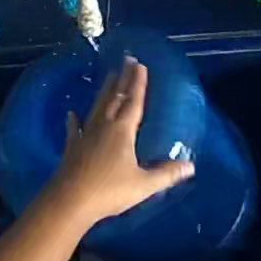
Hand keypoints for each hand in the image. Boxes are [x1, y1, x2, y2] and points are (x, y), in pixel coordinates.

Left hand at [43, 55, 195, 227]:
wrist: (70, 201)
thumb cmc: (110, 190)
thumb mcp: (143, 184)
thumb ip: (166, 174)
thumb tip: (190, 166)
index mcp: (122, 130)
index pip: (133, 101)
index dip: (137, 83)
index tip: (140, 64)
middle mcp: (104, 126)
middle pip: (115, 98)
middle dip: (122, 79)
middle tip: (126, 59)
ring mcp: (85, 135)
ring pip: (97, 107)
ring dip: (104, 91)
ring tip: (108, 76)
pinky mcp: (71, 147)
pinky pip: (74, 128)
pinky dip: (74, 120)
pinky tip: (71, 113)